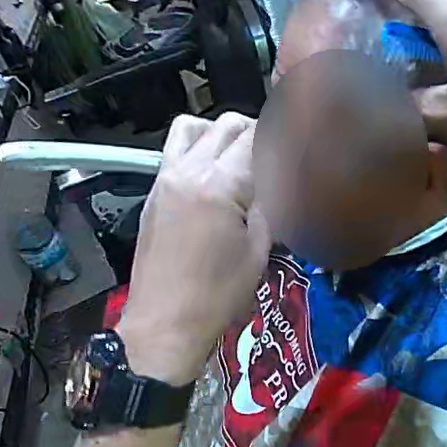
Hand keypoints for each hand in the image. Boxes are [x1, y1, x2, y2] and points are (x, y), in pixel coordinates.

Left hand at [119, 113, 269, 384]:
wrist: (166, 322)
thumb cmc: (218, 294)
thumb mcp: (258, 251)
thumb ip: (267, 208)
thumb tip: (275, 185)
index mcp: (220, 185)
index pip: (254, 138)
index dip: (279, 141)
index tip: (293, 154)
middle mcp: (189, 170)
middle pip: (225, 124)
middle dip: (252, 133)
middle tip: (270, 160)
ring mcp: (165, 178)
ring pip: (192, 127)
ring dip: (218, 134)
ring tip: (235, 160)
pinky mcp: (153, 192)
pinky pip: (175, 150)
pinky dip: (196, 149)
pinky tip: (211, 178)